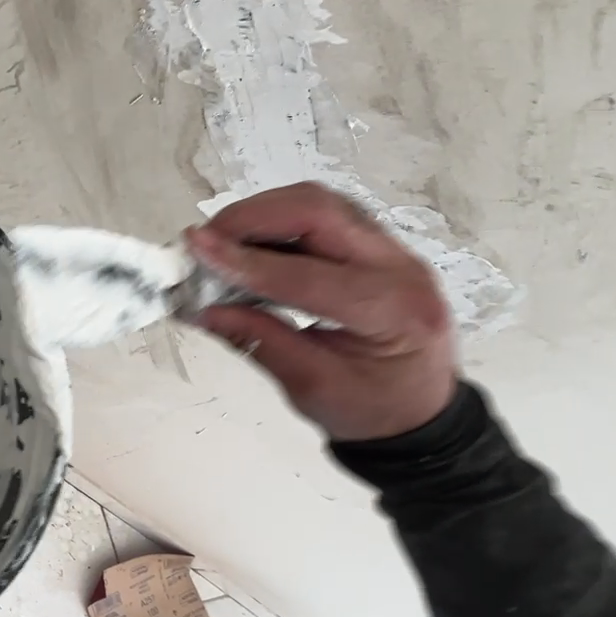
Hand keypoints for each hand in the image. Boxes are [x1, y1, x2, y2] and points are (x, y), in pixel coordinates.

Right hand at [183, 183, 458, 441]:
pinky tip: (247, 245)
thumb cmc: (372, 410)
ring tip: (220, 242)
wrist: (421, 414)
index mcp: (394, 312)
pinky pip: (317, 213)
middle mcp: (399, 267)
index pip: (308, 274)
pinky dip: (273, 220)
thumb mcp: (311, 387)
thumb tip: (201, 308)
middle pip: (317, 211)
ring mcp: (389, 249)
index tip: (194, 249)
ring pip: (315, 202)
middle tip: (204, 241)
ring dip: (259, 214)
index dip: (245, 261)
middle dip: (250, 219)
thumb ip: (256, 340)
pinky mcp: (371, 242)